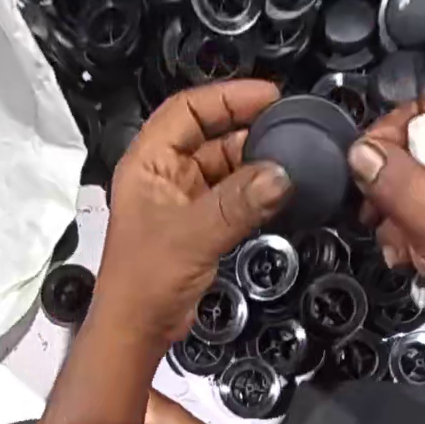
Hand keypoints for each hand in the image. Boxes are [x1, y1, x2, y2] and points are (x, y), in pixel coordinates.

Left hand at [92, 80, 292, 346]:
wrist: (138, 328)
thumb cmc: (140, 283)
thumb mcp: (193, 234)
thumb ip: (238, 203)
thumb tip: (278, 175)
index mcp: (148, 163)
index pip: (188, 110)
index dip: (227, 97)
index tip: (266, 95)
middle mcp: (164, 179)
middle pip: (210, 138)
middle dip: (247, 133)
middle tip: (284, 131)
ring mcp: (182, 204)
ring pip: (224, 171)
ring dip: (253, 169)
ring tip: (285, 166)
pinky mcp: (198, 229)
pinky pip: (230, 200)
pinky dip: (252, 197)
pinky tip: (273, 197)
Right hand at [348, 92, 424, 332]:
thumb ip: (394, 180)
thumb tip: (361, 153)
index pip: (423, 109)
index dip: (389, 135)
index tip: (368, 167)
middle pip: (407, 151)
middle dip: (389, 190)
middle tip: (386, 213)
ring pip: (403, 187)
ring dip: (393, 220)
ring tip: (407, 243)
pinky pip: (410, 213)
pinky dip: (402, 235)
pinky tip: (411, 253)